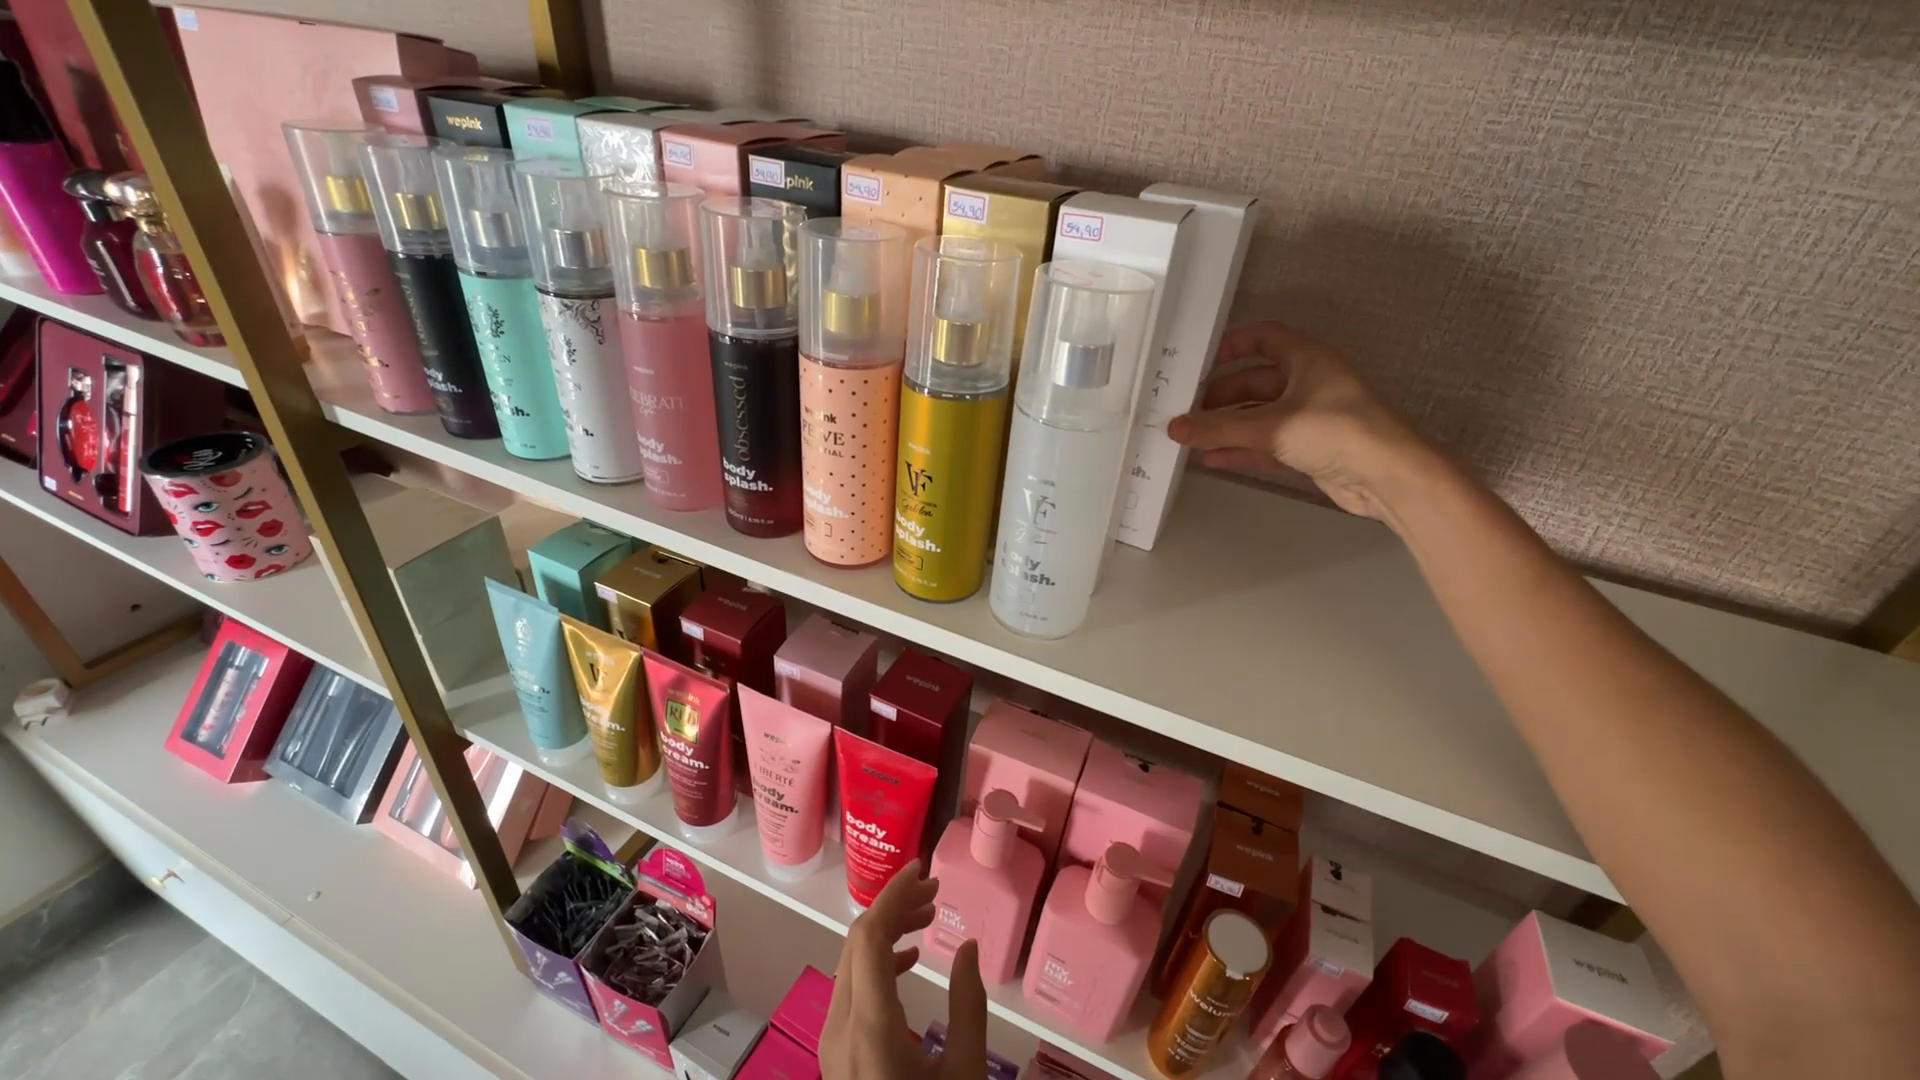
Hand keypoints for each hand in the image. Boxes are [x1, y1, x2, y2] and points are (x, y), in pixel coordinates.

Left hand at [821, 860, 988, 1079]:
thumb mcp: (964, 1073)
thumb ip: (968, 1007)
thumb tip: (968, 948)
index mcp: (871, 1026)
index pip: (869, 938)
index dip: (893, 895)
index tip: (921, 871)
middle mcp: (840, 1026)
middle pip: (857, 944)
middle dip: (894, 907)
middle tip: (933, 892)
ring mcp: (832, 1039)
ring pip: (851, 964)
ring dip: (886, 933)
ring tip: (926, 918)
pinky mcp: (835, 1052)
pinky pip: (851, 989)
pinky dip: (877, 963)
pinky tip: (908, 959)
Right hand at [1167, 321, 1430, 522]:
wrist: (1387, 477)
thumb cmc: (1335, 431)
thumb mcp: (1271, 426)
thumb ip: (1220, 428)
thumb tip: (1175, 428)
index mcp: (1307, 359)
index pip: (1264, 338)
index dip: (1232, 346)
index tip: (1199, 362)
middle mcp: (1308, 383)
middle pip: (1254, 381)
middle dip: (1219, 396)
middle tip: (1185, 410)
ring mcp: (1309, 417)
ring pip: (1257, 416)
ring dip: (1226, 426)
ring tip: (1189, 437)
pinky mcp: (1308, 449)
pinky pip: (1265, 444)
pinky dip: (1241, 449)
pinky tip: (1212, 458)